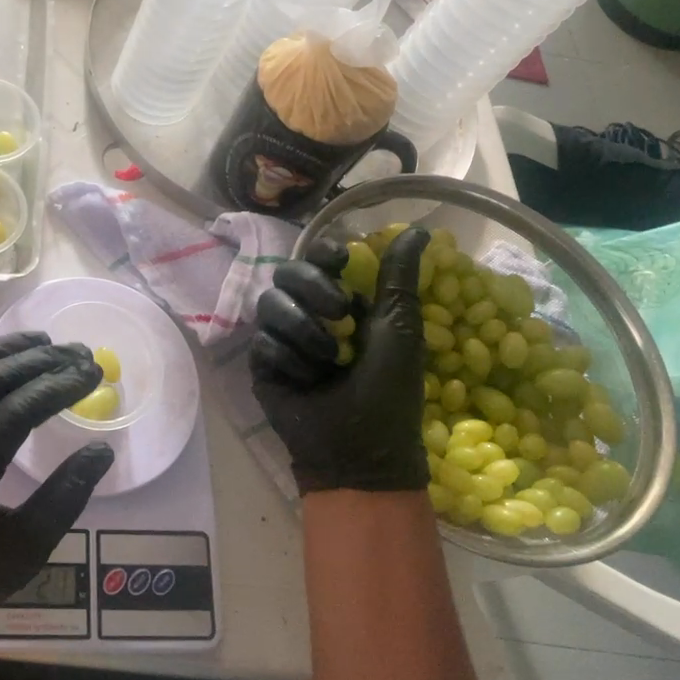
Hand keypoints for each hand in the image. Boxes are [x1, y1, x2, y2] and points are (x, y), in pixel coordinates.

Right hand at [251, 228, 431, 493]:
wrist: (360, 449)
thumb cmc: (389, 392)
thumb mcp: (399, 329)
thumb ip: (398, 278)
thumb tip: (418, 230)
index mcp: (341, 302)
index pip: (318, 258)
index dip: (324, 251)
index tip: (341, 258)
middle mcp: (307, 314)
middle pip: (287, 273)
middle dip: (313, 288)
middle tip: (339, 314)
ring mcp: (281, 338)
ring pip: (269, 304)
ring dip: (304, 330)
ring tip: (328, 361)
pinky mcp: (261, 364)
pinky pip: (262, 341)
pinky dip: (289, 359)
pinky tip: (306, 381)